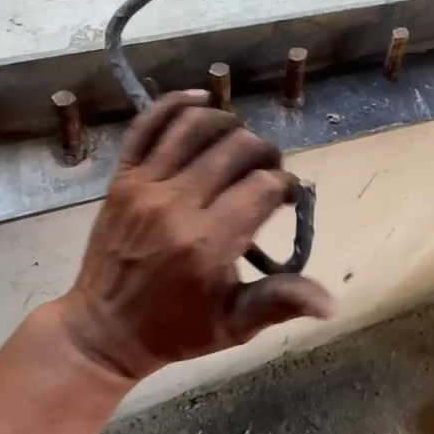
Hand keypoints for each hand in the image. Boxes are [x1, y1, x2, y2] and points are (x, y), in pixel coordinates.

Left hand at [54, 90, 333, 381]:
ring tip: (241, 143)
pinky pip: (148, 124)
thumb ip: (281, 302)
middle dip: (265, 154)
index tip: (288, 200)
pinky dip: (176, 104)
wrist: (102, 331)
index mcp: (208, 244)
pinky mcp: (121, 177)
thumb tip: (331, 303)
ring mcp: (144, 185)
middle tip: (268, 173)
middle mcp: (176, 205)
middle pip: (237, 148)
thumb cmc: (176, 329)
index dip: (286, 187)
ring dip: (229, 125)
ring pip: (196, 126)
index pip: (263, 187)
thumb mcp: (234, 326)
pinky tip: (202, 101)